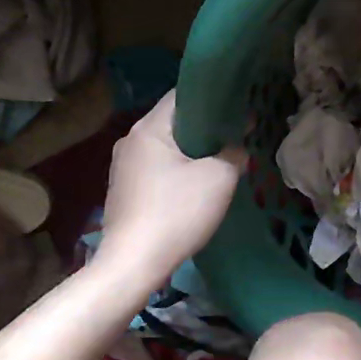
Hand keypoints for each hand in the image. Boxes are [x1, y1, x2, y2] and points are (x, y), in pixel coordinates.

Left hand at [102, 90, 246, 273]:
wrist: (133, 264)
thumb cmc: (176, 212)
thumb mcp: (219, 179)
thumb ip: (233, 154)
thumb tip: (237, 148)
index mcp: (148, 128)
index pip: (182, 95)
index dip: (212, 97)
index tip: (237, 106)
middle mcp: (130, 141)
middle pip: (173, 121)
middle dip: (205, 126)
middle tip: (235, 134)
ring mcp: (122, 167)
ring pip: (165, 147)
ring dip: (192, 151)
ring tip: (220, 159)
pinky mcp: (123, 191)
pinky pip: (156, 168)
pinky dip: (177, 170)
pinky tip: (195, 185)